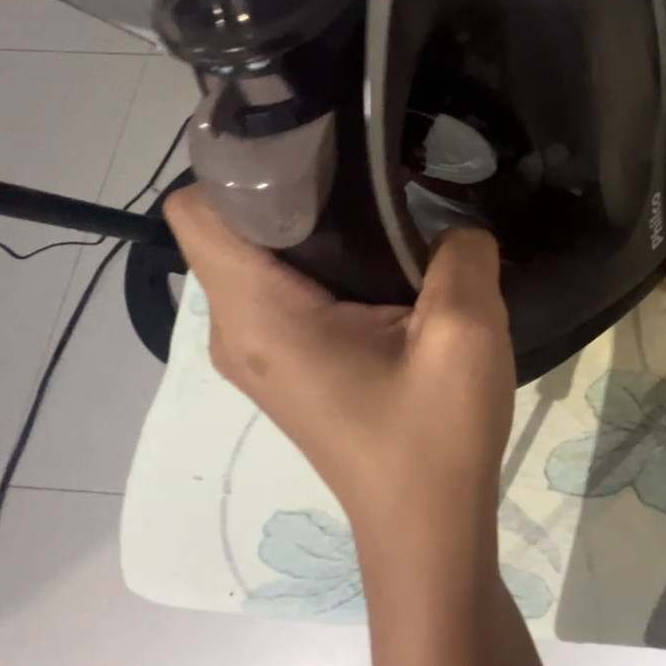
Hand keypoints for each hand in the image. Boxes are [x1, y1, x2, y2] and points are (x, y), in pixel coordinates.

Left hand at [164, 187, 515, 528]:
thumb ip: (461, 254)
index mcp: (262, 316)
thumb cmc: (434, 433)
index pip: (199, 210)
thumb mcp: (466, 330)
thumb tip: (455, 228)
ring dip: (328, 228)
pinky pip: (298, 289)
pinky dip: (339, 264)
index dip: (249, 164)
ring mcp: (268, 351)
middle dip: (302, 188)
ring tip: (402, 212)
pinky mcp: (299, 364)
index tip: (327, 143)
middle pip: (237, 226)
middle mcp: (243, 329)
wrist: (429, 522)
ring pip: (272, 257)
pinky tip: (403, 268)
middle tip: (386, 169)